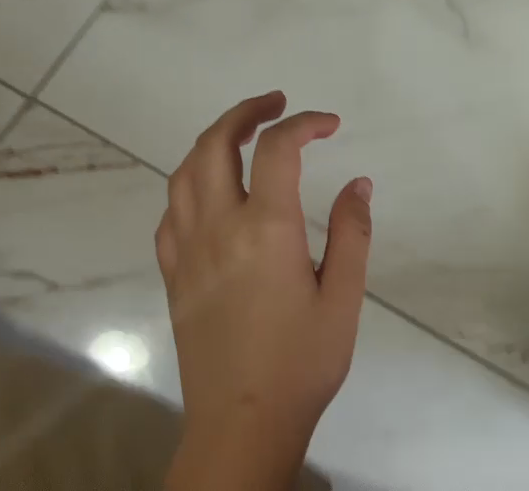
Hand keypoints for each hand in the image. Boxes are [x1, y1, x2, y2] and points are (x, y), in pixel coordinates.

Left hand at [156, 92, 371, 489]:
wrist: (241, 424)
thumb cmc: (303, 360)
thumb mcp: (344, 295)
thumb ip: (352, 232)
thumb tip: (358, 183)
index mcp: (266, 229)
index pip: (278, 149)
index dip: (304, 123)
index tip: (332, 124)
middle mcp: (218, 230)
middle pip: (214, 146)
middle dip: (245, 112)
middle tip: (277, 103)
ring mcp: (188, 253)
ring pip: (184, 174)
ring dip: (213, 141)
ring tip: (245, 133)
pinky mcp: (174, 277)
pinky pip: (171, 213)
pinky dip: (192, 184)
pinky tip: (213, 192)